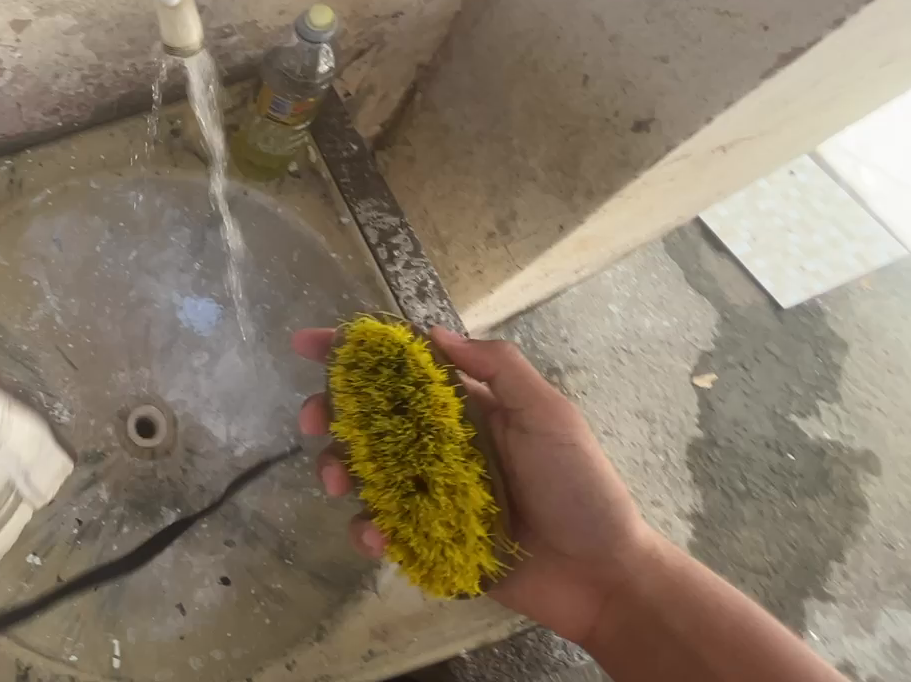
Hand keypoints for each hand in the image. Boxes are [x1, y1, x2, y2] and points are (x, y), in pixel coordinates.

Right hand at [295, 326, 659, 641]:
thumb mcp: (549, 415)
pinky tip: (374, 537)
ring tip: (338, 487)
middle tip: (310, 424)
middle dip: (325, 412)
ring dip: (335, 469)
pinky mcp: (424, 534)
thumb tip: (434, 332)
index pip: (394, 366)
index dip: (347, 350)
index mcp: (456, 405)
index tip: (305, 343)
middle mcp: (431, 440)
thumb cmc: (580, 487)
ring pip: (359, 468)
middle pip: (360, 415)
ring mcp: (423, 488)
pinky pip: (380, 526)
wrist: (604, 577)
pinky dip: (366, 529)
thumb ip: (499, 368)